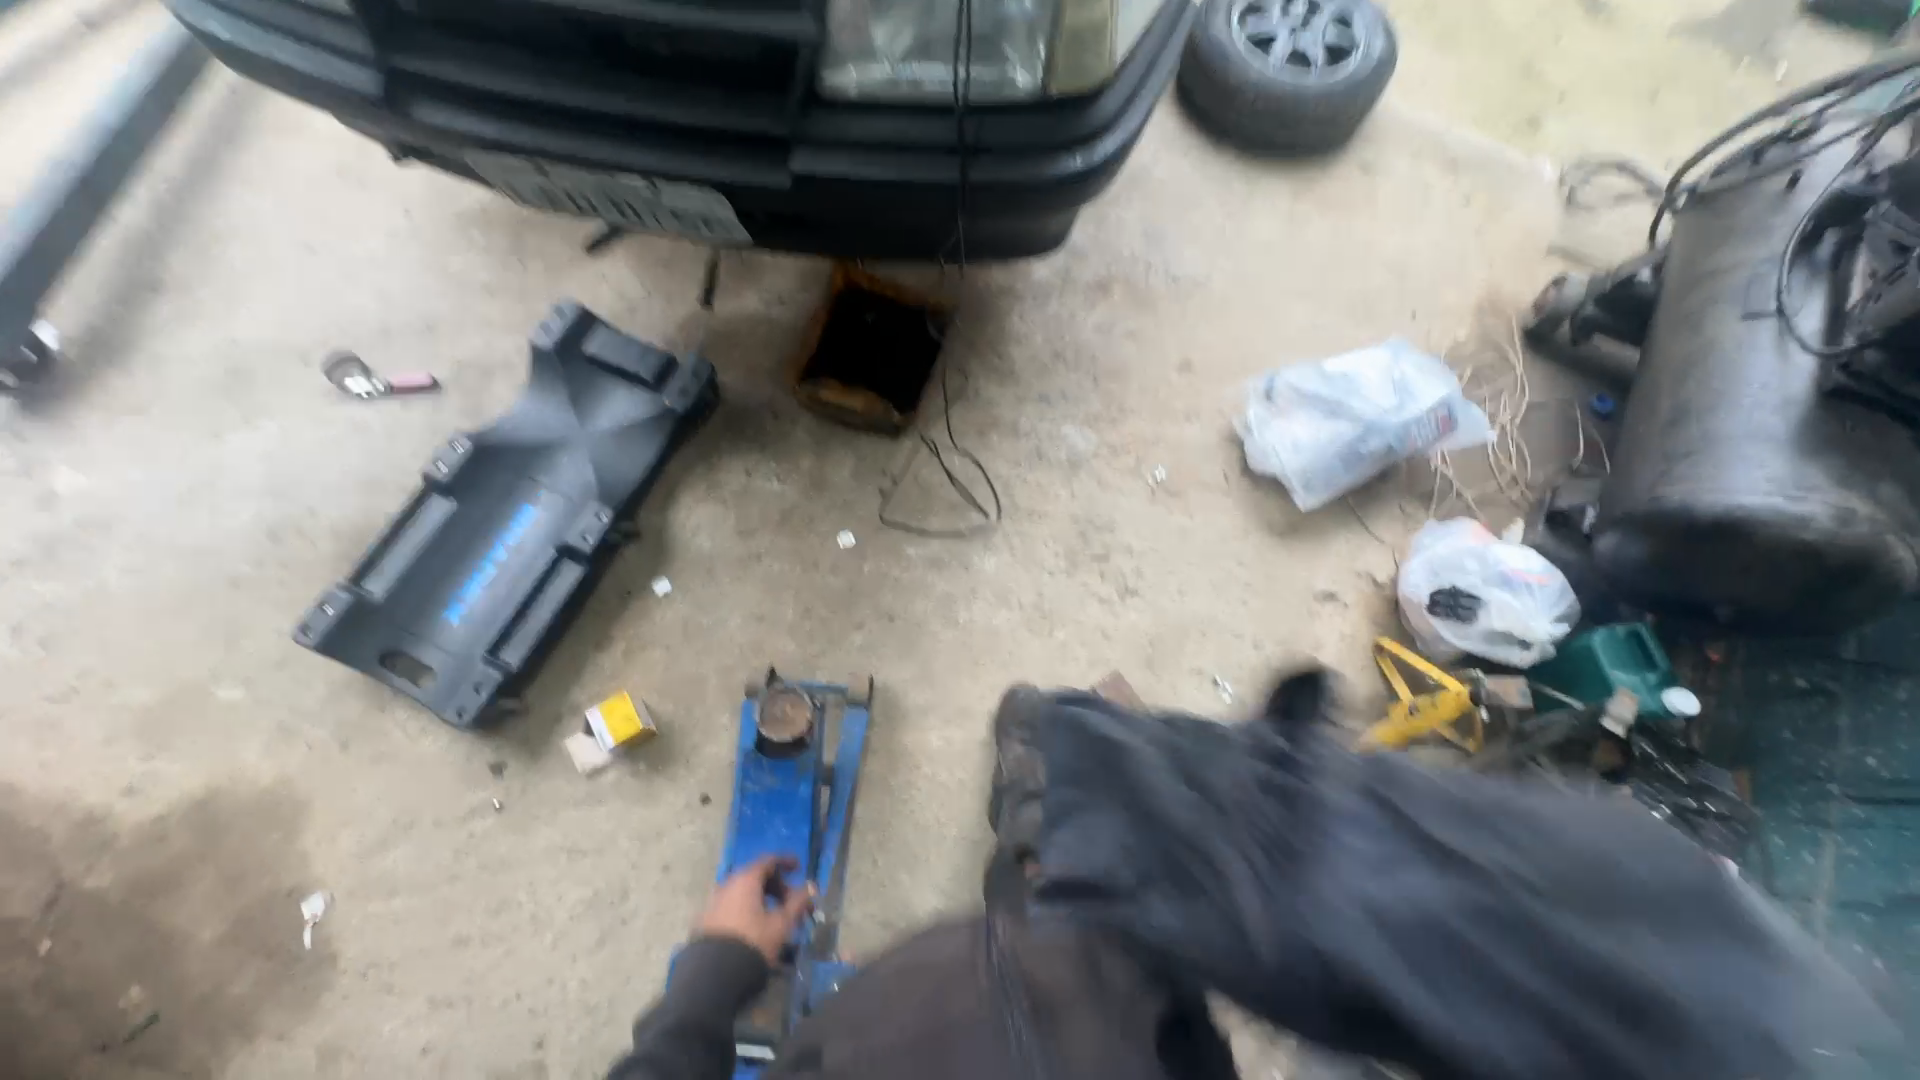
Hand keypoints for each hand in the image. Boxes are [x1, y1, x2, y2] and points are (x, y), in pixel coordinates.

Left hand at [696, 856, 813, 963]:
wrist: (714, 974)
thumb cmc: (753, 942)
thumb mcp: (782, 924)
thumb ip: (798, 902)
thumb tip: (811, 887)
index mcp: (746, 879)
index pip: (768, 861)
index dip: (786, 862)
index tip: (799, 868)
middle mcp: (727, 885)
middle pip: (755, 876)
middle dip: (776, 886)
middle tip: (791, 901)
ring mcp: (714, 902)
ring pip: (743, 893)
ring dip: (762, 899)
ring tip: (775, 917)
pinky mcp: (706, 920)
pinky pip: (732, 906)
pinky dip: (747, 909)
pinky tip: (754, 927)